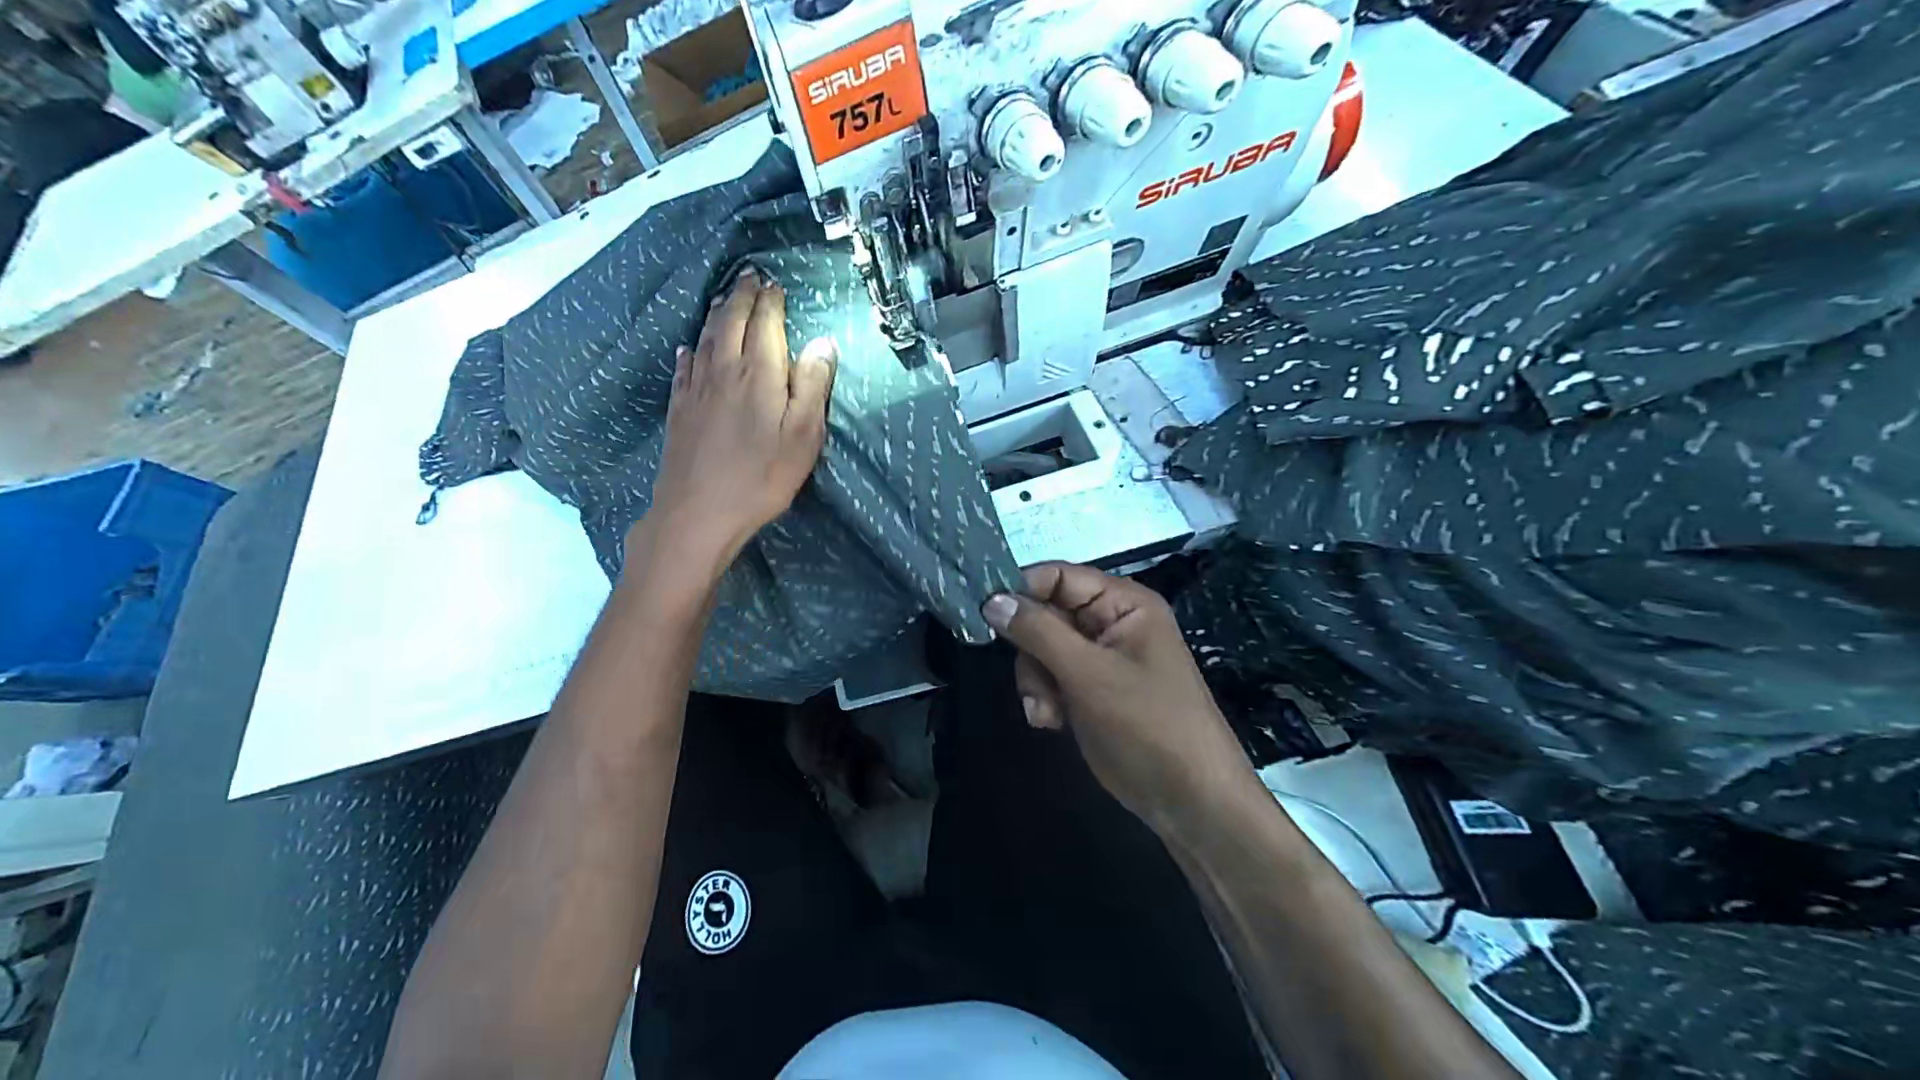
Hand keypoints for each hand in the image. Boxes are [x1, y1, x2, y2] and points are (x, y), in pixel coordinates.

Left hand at [644, 267, 836, 566]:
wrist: (698, 512)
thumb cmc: (761, 476)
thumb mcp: (803, 436)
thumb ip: (813, 386)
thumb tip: (822, 343)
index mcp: (759, 373)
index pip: (765, 323)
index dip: (770, 301)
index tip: (774, 284)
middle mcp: (724, 370)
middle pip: (732, 321)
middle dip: (742, 296)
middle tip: (750, 278)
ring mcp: (696, 389)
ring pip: (706, 338)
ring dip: (718, 314)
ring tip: (725, 299)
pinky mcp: (678, 409)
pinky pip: (684, 368)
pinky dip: (690, 350)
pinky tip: (688, 348)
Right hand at [981, 563, 1256, 837]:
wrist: (1187, 798)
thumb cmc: (1147, 723)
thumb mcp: (1089, 673)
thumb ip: (1038, 632)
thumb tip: (991, 599)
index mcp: (1124, 603)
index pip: (1059, 576)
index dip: (1022, 589)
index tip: (985, 612)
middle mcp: (1110, 623)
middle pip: (1046, 614)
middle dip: (1031, 649)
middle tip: (1031, 679)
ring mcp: (1100, 659)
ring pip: (1041, 649)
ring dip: (1035, 680)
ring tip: (1045, 712)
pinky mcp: (1090, 690)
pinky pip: (1050, 678)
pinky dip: (1043, 697)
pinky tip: (1050, 722)